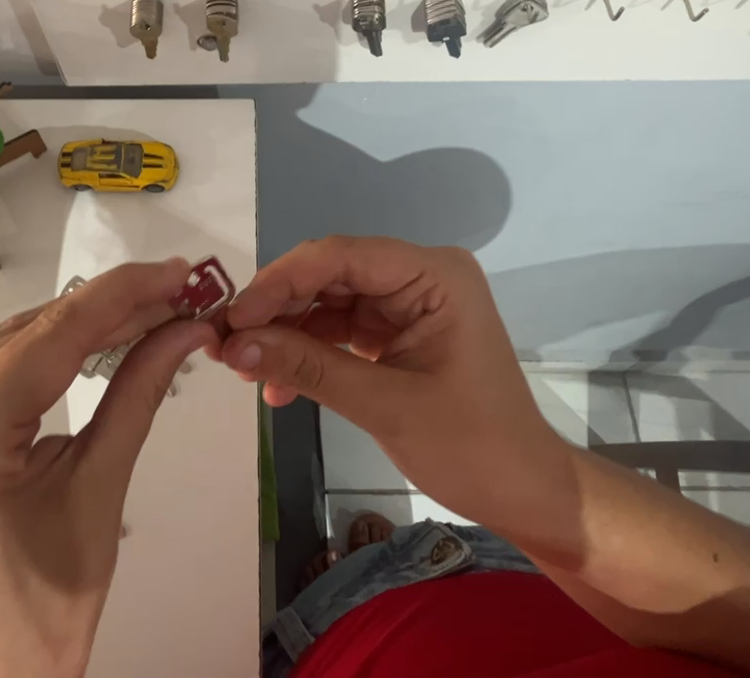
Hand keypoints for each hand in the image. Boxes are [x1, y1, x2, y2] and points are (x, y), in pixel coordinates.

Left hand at [0, 258, 217, 677]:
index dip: (122, 295)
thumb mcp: (100, 489)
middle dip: (109, 307)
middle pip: (31, 332)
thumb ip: (138, 392)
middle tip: (178, 290)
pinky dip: (50, 347)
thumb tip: (188, 327)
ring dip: (82, 322)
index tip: (178, 272)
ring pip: (13, 340)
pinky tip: (96, 336)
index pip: (52, 337)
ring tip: (150, 308)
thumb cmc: (49, 600)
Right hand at [220, 237, 567, 540]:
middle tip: (226, 344)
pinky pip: (338, 329)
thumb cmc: (472, 447)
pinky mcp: (395, 331)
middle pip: (330, 274)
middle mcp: (418, 275)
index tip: (234, 318)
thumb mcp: (385, 406)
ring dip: (285, 333)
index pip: (341, 256)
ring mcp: (406, 302)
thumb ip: (308, 368)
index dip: (281, 282)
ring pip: (327, 300)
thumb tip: (235, 347)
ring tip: (242, 367)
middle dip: (277, 308)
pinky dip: (306, 352)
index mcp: (434, 274)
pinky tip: (276, 385)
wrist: (523, 493)